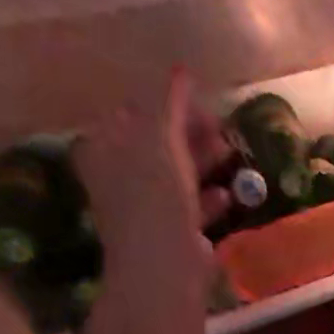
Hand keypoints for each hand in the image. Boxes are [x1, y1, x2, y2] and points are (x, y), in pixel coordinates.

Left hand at [70, 67, 235, 273]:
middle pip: (156, 145)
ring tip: (228, 158)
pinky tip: (225, 195)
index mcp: (104, 148)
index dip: (170, 107)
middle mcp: (116, 176)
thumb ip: (170, 102)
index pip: (136, 113)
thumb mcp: (161, 138)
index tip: (204, 109)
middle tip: (221, 134)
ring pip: (174, 177)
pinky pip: (187, 208)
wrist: (163, 263)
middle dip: (190, 137)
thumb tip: (181, 70)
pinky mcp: (165, 235)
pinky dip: (206, 199)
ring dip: (202, 165)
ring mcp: (140, 208)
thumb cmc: (156, 194)